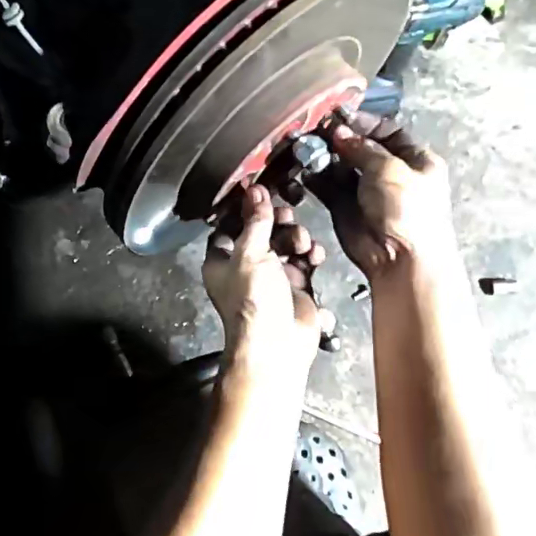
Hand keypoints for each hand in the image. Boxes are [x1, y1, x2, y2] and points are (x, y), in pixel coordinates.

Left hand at [203, 184, 326, 371]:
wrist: (277, 345)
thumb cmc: (254, 297)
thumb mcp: (250, 254)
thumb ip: (255, 221)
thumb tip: (252, 190)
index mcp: (221, 260)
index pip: (229, 226)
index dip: (245, 209)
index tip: (263, 192)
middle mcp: (244, 268)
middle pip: (262, 233)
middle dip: (278, 223)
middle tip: (287, 217)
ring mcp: (271, 278)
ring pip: (286, 246)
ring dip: (297, 239)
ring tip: (302, 244)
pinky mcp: (295, 289)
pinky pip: (304, 264)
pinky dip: (310, 258)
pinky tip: (314, 258)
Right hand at [318, 112, 456, 279]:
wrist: (400, 257)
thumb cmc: (406, 209)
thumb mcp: (389, 169)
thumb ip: (361, 147)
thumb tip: (337, 131)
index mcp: (414, 159)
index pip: (386, 130)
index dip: (362, 122)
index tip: (336, 116)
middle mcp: (388, 172)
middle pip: (359, 147)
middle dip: (336, 139)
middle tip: (311, 132)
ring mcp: (364, 190)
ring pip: (339, 166)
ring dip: (322, 157)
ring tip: (302, 149)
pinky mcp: (344, 207)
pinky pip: (326, 187)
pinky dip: (313, 178)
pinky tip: (301, 170)